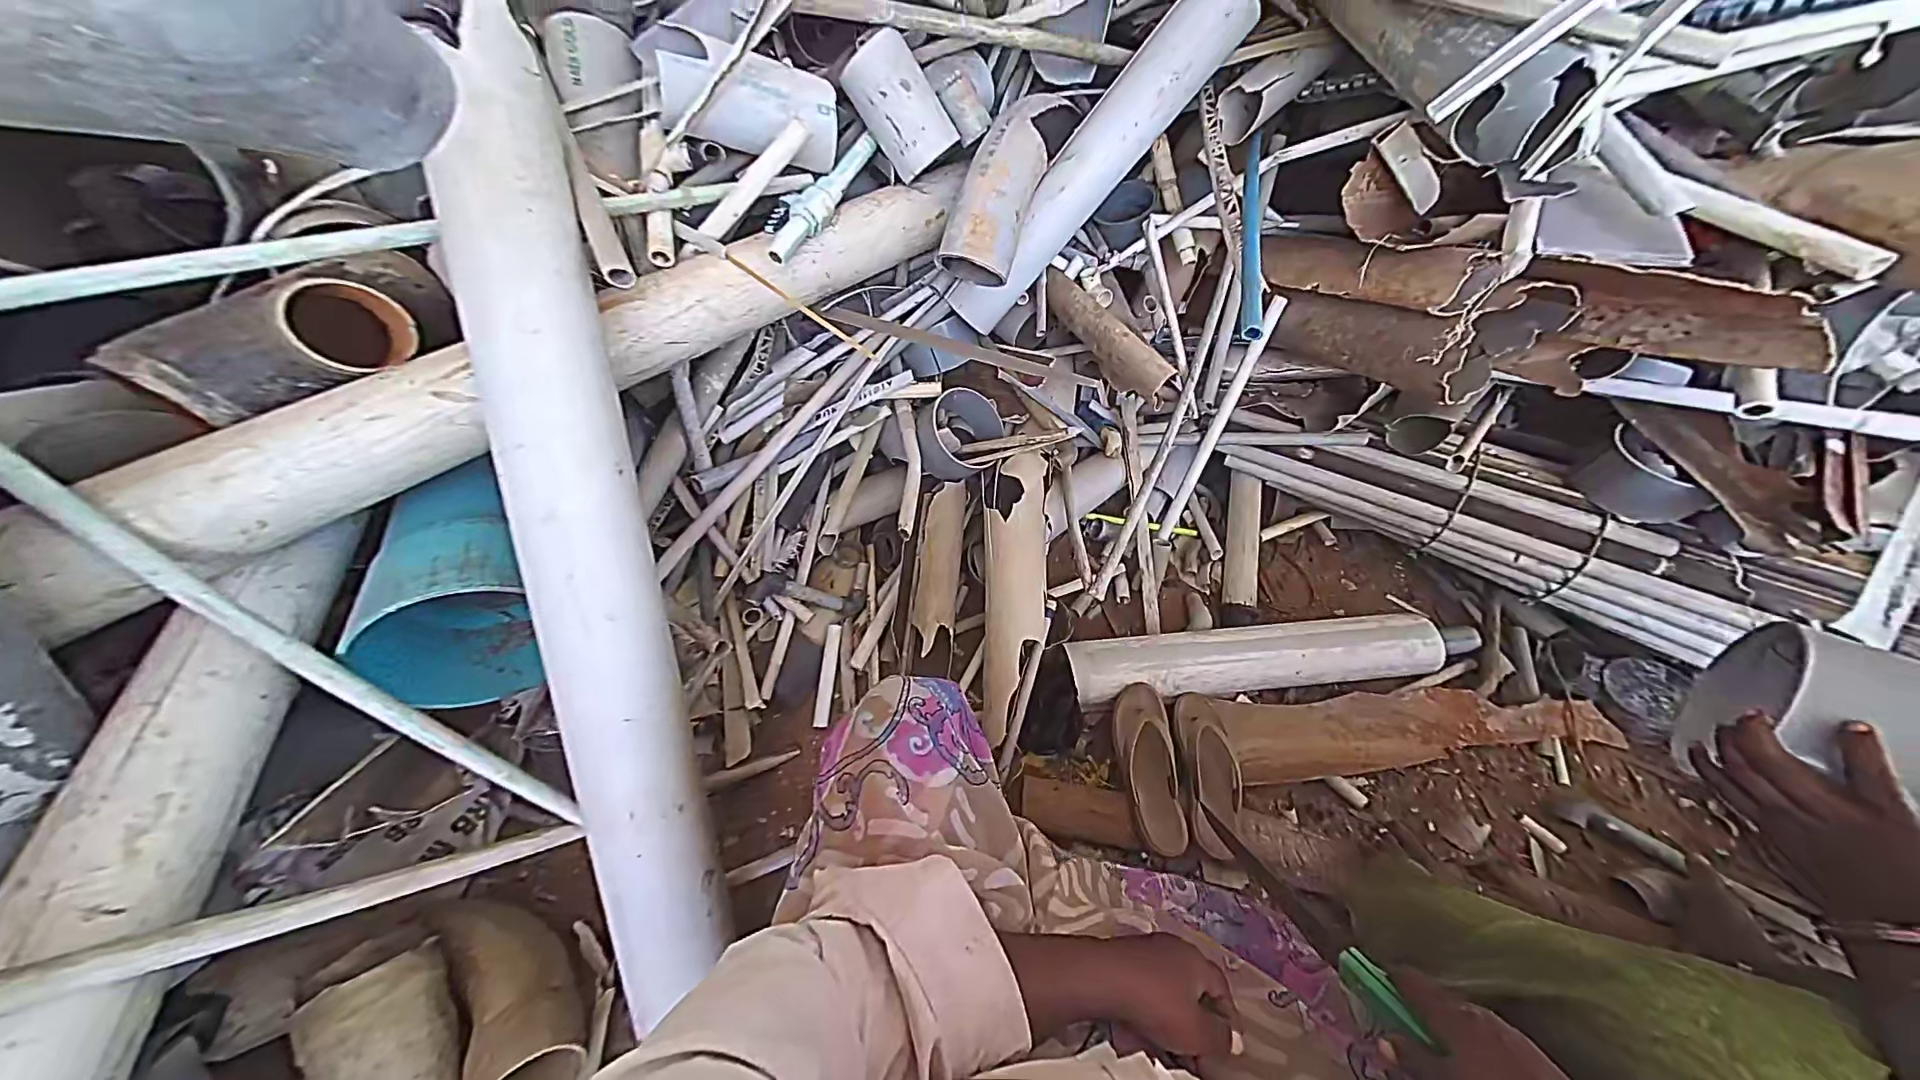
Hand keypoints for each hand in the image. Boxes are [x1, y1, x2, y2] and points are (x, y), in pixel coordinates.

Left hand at [1100, 933, 1237, 1058]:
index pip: (1221, 990)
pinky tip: (1136, 1040)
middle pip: (1191, 997)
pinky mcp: (1119, 965)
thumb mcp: (1197, 1031)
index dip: (1228, 1023)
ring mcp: (1142, 955)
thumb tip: (1230, 1040)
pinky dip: (1143, 1020)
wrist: (1100, 978)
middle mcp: (1170, 951)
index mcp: (1195, 959)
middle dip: (1194, 1032)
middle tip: (1195, 1061)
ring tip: (1165, 1057)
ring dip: (1168, 1031)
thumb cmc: (1156, 1002)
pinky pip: (1140, 997)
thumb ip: (1220, 1039)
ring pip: (1163, 1000)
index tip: (1227, 1051)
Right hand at [1385, 968, 1569, 1079]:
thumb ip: (1414, 1057)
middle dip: (1417, 1002)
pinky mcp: (1525, 1046)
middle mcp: (1475, 1010)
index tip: (1368, 972)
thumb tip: (1384, 1040)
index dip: (1387, 974)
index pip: (1410, 979)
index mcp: (1451, 1012)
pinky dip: (1468, 1033)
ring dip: (1444, 1020)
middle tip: (1398, 1013)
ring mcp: (1504, 1027)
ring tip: (1433, 1036)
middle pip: (1437, 996)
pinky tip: (1470, 1053)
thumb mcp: (1444, 1078)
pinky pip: (1484, 1029)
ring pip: (1461, 1013)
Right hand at [1688, 713, 1919, 923]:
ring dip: (1761, 737)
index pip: (1725, 788)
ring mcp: (1835, 812)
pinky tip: (1853, 730)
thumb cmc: (1859, 914)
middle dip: (1730, 741)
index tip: (1702, 748)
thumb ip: (1774, 848)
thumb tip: (1755, 829)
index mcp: (1771, 833)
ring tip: (1756, 719)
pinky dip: (1857, 747)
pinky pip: (1867, 773)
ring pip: (1779, 763)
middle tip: (1728, 724)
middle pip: (1744, 769)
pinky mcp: (1884, 812)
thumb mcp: (1799, 879)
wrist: (1908, 935)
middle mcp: (1791, 817)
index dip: (1707, 764)